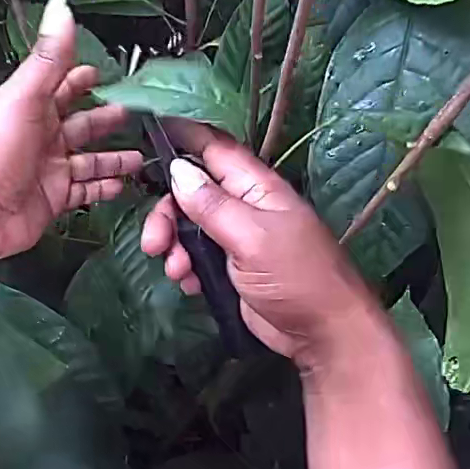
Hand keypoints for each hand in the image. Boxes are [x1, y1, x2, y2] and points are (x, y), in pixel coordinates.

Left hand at [0, 0, 142, 259]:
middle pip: (81, 124)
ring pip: (90, 160)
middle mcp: (41, 136)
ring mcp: (49, 169)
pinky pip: (86, 191)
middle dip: (106, 119)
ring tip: (140, 158)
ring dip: (113, 159)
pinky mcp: (54, 198)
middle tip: (132, 114)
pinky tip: (121, 185)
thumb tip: (62, 6)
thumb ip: (49, 57)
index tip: (102, 72)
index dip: (81, 78)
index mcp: (31, 107)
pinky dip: (104, 188)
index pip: (61, 86)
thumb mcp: (24, 97)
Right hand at [140, 122, 383, 368]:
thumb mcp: (252, 237)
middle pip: (191, 191)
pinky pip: (197, 256)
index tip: (146, 134)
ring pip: (189, 226)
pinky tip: (190, 284)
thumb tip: (178, 169)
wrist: (322, 334)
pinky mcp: (231, 267)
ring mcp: (237, 237)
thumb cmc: (297, 278)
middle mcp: (244, 205)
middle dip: (167, 214)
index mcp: (256, 187)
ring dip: (173, 245)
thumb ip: (213, 205)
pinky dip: (186, 267)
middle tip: (153, 243)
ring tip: (177, 271)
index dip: (182, 138)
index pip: (214, 148)